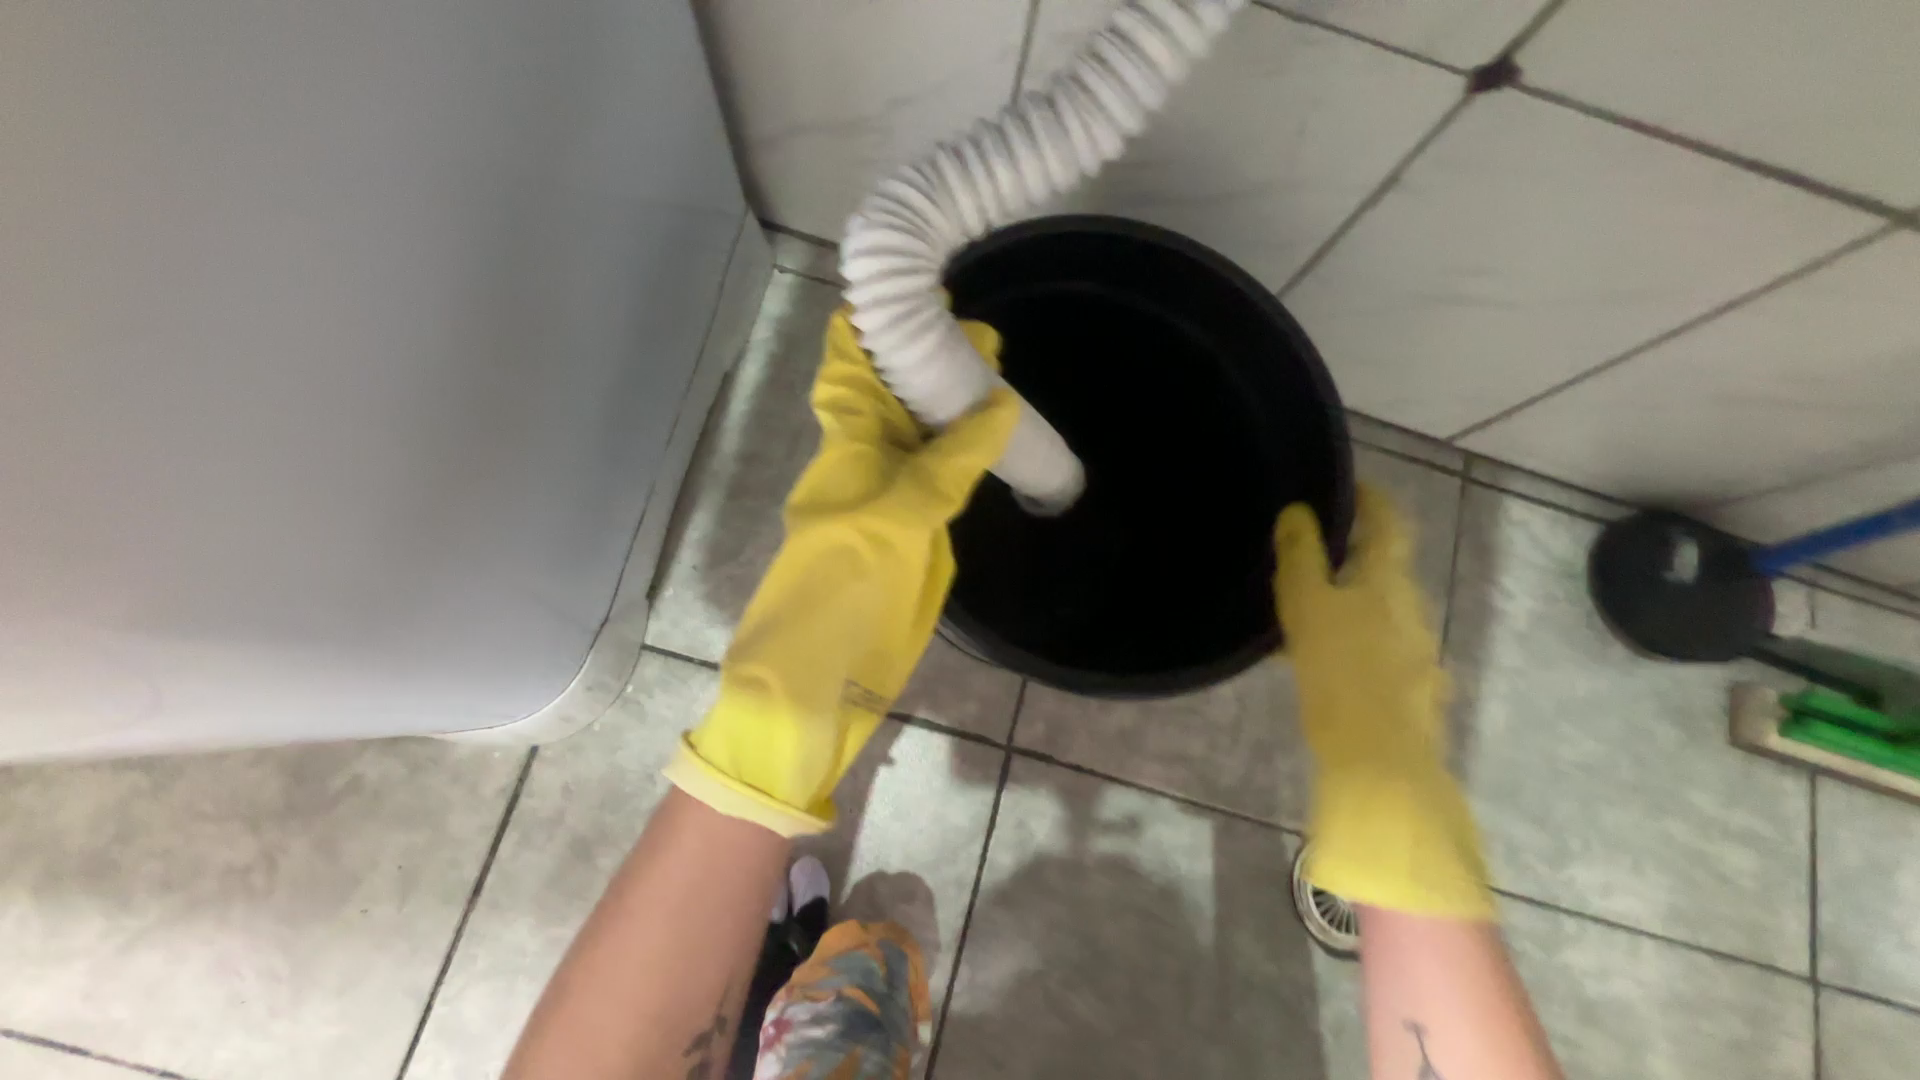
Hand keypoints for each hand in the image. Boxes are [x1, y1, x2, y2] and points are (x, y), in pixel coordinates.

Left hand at [664, 308, 1018, 835]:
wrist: (822, 680)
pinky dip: (966, 450)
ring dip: (952, 401)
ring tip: (1001, 372)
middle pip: (893, 393)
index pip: (850, 366)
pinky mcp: (915, 529)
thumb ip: (947, 464)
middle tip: (988, 336)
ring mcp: (892, 495)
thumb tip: (999, 402)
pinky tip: (997, 436)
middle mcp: (866, 459)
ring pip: (920, 432)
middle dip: (929, 356)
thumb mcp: (894, 521)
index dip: (873, 323)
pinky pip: (941, 474)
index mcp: (846, 445)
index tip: (918, 287)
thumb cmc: (841, 594)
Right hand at [1274, 486, 1492, 918]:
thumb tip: (1297, 512)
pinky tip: (1331, 663)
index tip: (1349, 488)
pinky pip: (1384, 649)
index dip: (1371, 500)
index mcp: (1388, 580)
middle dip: (1355, 558)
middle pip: (1387, 569)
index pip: (1388, 523)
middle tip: (1314, 557)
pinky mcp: (1417, 688)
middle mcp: (1414, 607)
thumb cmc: (1337, 669)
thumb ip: (1301, 556)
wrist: (1379, 758)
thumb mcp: (1305, 604)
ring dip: (1355, 603)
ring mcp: (1421, 651)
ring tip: (1313, 614)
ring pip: (1384, 612)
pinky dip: (1360, 641)